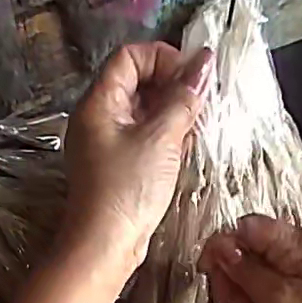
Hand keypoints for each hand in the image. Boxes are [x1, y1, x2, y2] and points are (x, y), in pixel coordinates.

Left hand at [62, 42, 213, 262]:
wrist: (104, 246)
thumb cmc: (127, 190)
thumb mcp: (161, 137)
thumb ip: (184, 96)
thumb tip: (204, 61)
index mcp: (98, 103)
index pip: (130, 56)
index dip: (163, 58)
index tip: (191, 78)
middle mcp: (96, 119)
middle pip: (137, 81)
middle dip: (172, 86)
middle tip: (200, 104)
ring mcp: (104, 144)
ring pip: (142, 112)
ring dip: (172, 114)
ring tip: (195, 129)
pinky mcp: (115, 167)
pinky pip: (141, 138)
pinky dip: (163, 137)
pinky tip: (183, 150)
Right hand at [203, 215, 301, 302]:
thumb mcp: (274, 298)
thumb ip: (244, 269)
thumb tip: (219, 245)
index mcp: (299, 240)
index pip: (247, 227)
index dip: (222, 247)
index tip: (207, 275)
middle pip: (250, 247)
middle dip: (230, 275)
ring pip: (257, 267)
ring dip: (240, 292)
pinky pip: (271, 282)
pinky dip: (256, 299)